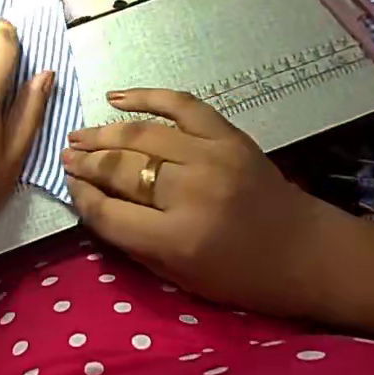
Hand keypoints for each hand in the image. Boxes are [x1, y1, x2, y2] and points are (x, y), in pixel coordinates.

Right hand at [61, 88, 339, 318]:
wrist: (308, 251)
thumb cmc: (242, 277)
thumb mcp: (181, 278)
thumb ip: (133, 241)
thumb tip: (93, 201)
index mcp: (178, 238)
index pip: (109, 212)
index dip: (81, 196)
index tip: (70, 185)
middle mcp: (191, 192)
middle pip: (121, 168)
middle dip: (86, 162)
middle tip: (66, 156)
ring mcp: (212, 156)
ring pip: (142, 134)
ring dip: (104, 133)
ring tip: (79, 134)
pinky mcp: (229, 135)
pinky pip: (181, 104)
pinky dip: (147, 96)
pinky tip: (117, 97)